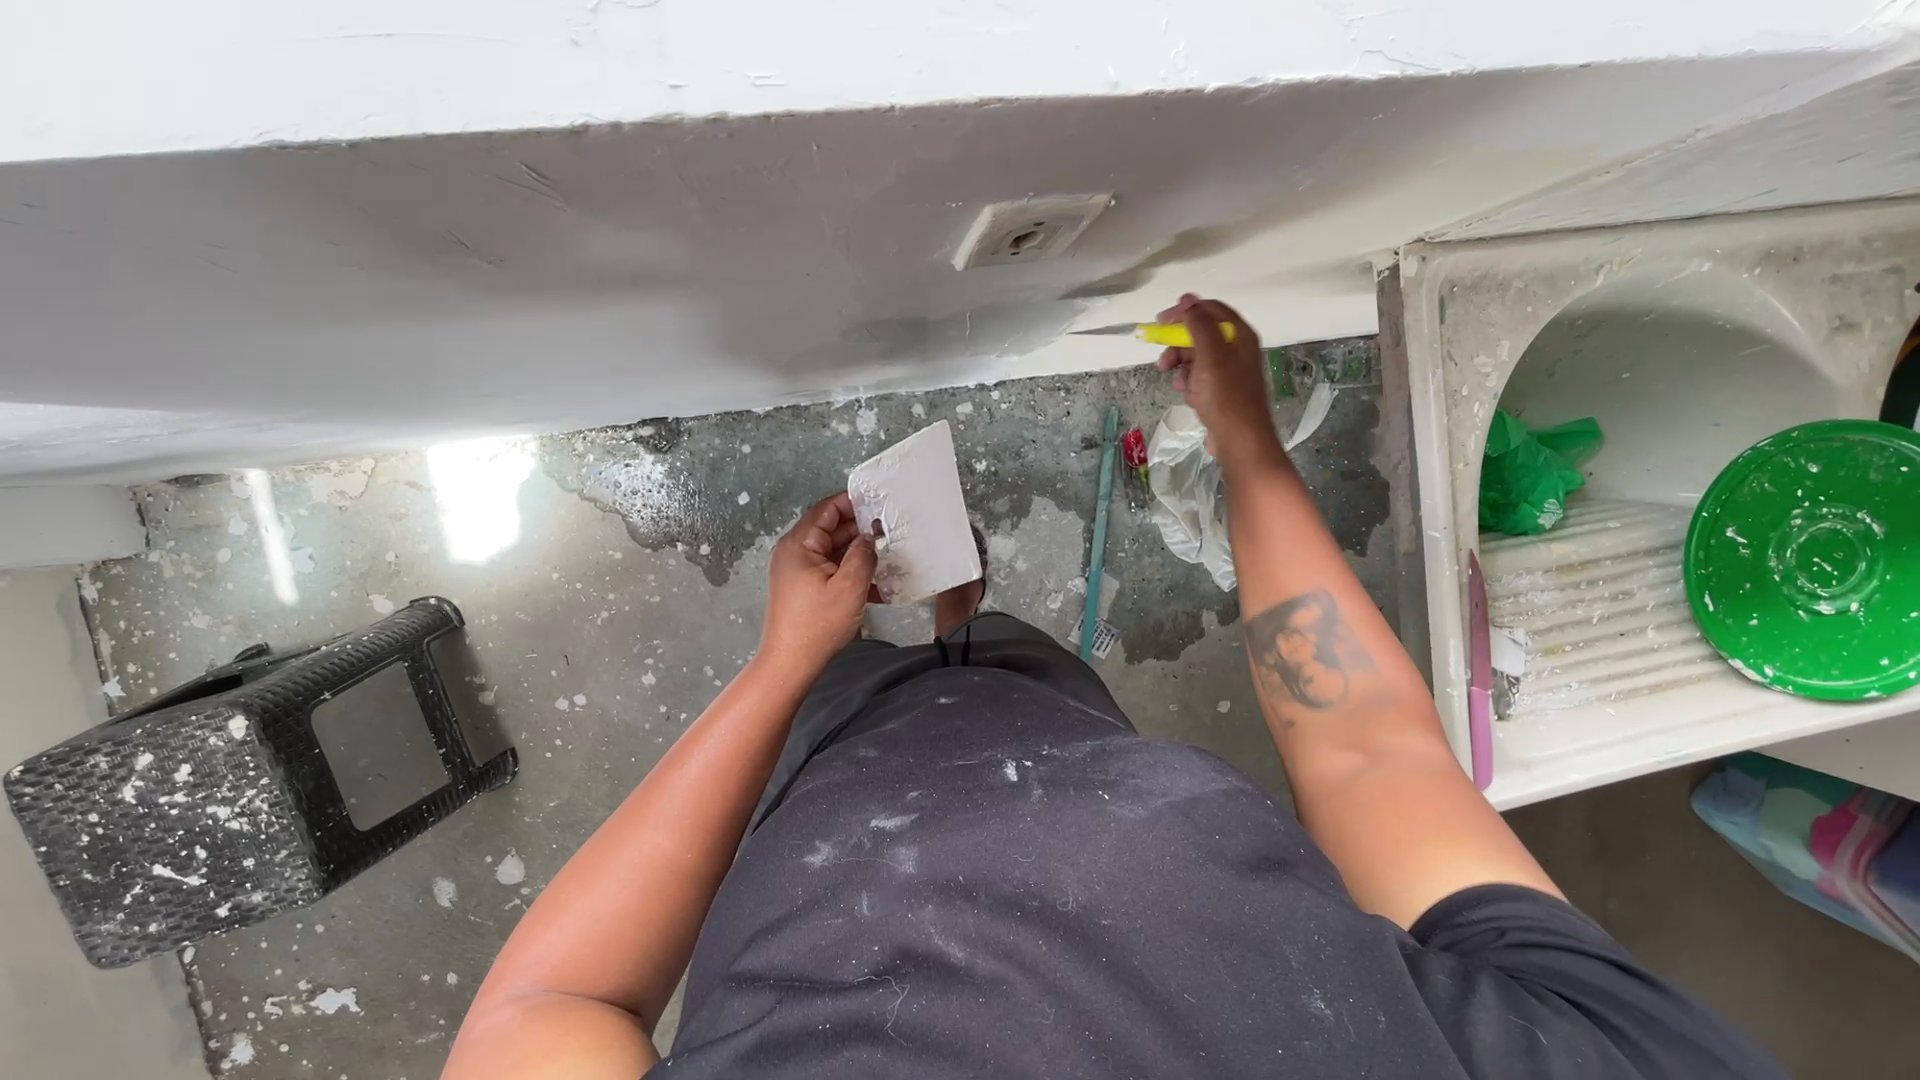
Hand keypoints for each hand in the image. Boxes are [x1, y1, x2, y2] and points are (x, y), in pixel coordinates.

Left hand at [760, 492, 877, 673]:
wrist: (791, 662)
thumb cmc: (817, 624)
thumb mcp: (849, 586)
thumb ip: (863, 554)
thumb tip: (870, 536)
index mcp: (800, 544)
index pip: (827, 509)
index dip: (853, 502)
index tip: (879, 503)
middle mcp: (794, 552)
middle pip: (831, 529)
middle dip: (860, 530)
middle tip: (890, 532)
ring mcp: (798, 570)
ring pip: (833, 551)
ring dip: (858, 554)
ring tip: (887, 557)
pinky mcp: (803, 587)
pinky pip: (830, 569)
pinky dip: (849, 572)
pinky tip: (874, 585)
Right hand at [1154, 294, 1277, 459]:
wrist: (1240, 440)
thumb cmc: (1226, 396)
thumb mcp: (1210, 355)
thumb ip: (1198, 324)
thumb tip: (1187, 299)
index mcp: (1239, 335)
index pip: (1209, 310)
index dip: (1185, 312)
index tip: (1160, 322)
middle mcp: (1237, 349)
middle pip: (1200, 335)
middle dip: (1178, 346)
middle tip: (1163, 361)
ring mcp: (1230, 371)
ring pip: (1196, 358)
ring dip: (1181, 368)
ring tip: (1177, 384)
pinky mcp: (1222, 391)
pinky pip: (1199, 378)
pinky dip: (1189, 384)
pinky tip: (1188, 396)